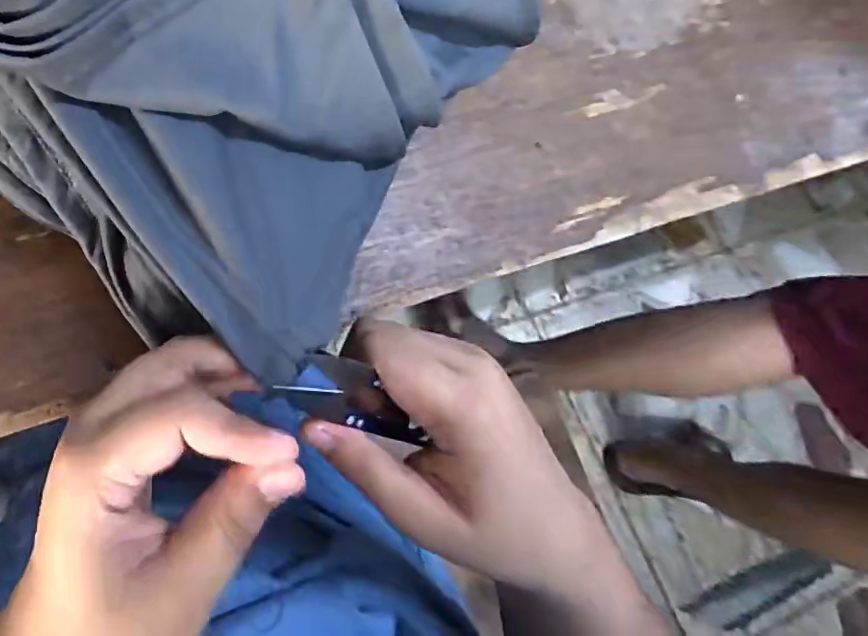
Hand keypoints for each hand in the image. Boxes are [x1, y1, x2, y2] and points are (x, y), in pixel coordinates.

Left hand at [0, 338, 305, 635]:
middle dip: (224, 373)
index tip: (289, 449)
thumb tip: (291, 466)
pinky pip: (156, 386)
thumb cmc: (111, 627)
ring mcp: (93, 421)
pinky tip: (230, 408)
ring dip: (212, 373)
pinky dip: (197, 387)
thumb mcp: (179, 590)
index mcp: (93, 465)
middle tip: (276, 401)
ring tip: (261, 401)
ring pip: (161, 367)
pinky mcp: (105, 428)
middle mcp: (88, 425)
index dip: (237, 427)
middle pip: (164, 368)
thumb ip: (232, 520)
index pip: (176, 414)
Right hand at [302, 319, 665, 634]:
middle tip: (372, 425)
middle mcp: (469, 359)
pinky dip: (400, 369)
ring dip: (380, 371)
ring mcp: (477, 353)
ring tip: (397, 424)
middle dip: (361, 372)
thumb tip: (308, 425)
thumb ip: (362, 466)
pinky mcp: (477, 355)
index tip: (351, 418)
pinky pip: (415, 342)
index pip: (377, 343)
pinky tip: (417, 413)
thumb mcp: (420, 517)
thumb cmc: (491, 533)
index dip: (347, 372)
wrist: (559, 532)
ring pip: (396, 335)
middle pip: (382, 334)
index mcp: (460, 397)